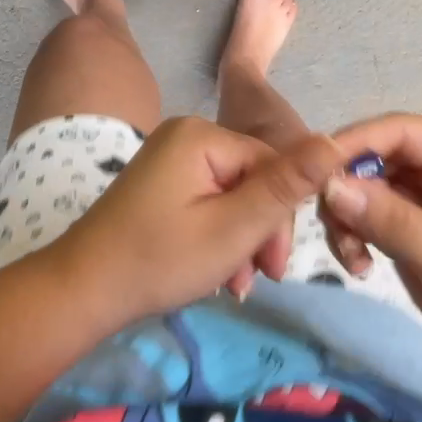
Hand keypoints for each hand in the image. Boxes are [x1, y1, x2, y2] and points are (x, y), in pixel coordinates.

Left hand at [49, 117, 344, 322]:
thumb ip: (286, 186)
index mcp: (202, 134)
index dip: (283, 216)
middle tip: (255, 279)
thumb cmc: (161, 259)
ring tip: (233, 283)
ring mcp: (169, 156)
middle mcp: (186, 133)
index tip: (276, 267)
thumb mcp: (233, 227)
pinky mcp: (161, 180)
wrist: (84, 288)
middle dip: (260, 231)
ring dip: (241, 240)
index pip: (273, 164)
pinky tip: (216, 271)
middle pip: (252, 178)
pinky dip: (217, 235)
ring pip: (232, 195)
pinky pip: (207, 200)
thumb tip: (337, 141)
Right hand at [321, 113, 421, 363]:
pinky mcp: (412, 231)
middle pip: (377, 157)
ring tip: (351, 259)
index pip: (401, 131)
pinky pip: (368, 217)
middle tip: (329, 226)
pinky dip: (353, 236)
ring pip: (365, 188)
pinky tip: (359, 268)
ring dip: (346, 216)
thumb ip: (391, 220)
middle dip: (346, 187)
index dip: (357, 143)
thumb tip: (329, 186)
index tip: (315, 171)